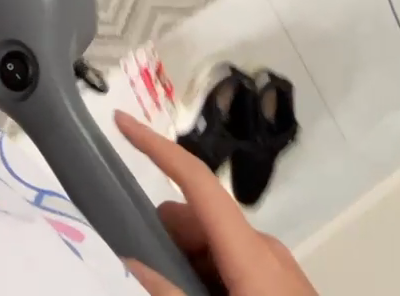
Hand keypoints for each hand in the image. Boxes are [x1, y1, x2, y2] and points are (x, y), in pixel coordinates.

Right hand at [114, 112, 317, 295]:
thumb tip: (127, 260)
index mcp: (252, 256)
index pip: (198, 182)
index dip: (157, 148)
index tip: (119, 122)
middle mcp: (266, 251)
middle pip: (194, 219)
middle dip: (161, 240)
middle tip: (145, 282)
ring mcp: (277, 273)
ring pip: (207, 247)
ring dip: (182, 268)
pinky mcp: (281, 292)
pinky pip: (228, 270)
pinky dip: (203, 283)